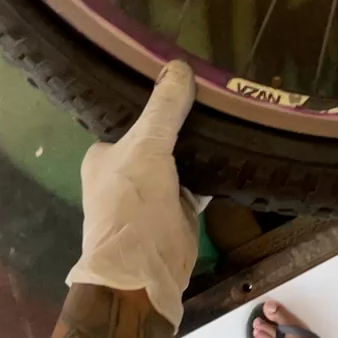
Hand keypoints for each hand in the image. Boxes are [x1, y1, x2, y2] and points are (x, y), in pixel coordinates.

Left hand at [65, 62, 206, 327]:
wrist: (143, 272)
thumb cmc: (133, 205)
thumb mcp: (147, 147)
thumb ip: (164, 109)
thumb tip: (180, 65)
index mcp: (104, 156)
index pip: (132, 120)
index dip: (156, 103)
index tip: (186, 82)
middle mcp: (125, 175)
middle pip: (158, 141)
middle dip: (182, 126)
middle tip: (215, 98)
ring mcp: (153, 197)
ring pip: (180, 163)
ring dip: (199, 150)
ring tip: (229, 119)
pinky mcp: (178, 215)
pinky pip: (197, 185)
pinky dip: (212, 174)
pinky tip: (233, 156)